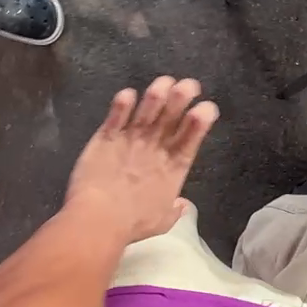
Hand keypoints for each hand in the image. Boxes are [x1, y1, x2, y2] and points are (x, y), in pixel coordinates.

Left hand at [66, 77, 219, 243]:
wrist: (99, 220)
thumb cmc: (133, 224)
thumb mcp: (162, 221)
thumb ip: (174, 210)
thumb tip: (182, 204)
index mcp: (173, 166)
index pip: (193, 135)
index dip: (202, 118)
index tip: (207, 107)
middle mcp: (156, 148)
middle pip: (173, 115)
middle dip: (184, 95)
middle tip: (189, 84)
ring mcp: (131, 140)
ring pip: (148, 109)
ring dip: (157, 93)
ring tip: (165, 82)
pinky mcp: (106, 138)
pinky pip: (116, 115)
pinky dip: (123, 103)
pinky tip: (127, 94)